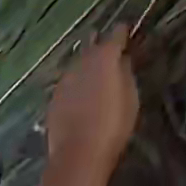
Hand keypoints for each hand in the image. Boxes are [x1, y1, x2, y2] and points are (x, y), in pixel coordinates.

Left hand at [43, 24, 138, 183]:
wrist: (78, 155)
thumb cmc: (112, 124)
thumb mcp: (131, 97)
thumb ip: (127, 72)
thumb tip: (122, 59)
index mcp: (106, 55)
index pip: (117, 32)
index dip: (124, 31)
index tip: (128, 31)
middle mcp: (84, 59)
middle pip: (94, 42)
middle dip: (101, 43)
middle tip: (109, 51)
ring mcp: (66, 76)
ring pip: (79, 61)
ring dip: (87, 64)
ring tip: (94, 74)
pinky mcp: (55, 95)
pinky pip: (69, 81)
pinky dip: (76, 83)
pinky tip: (80, 95)